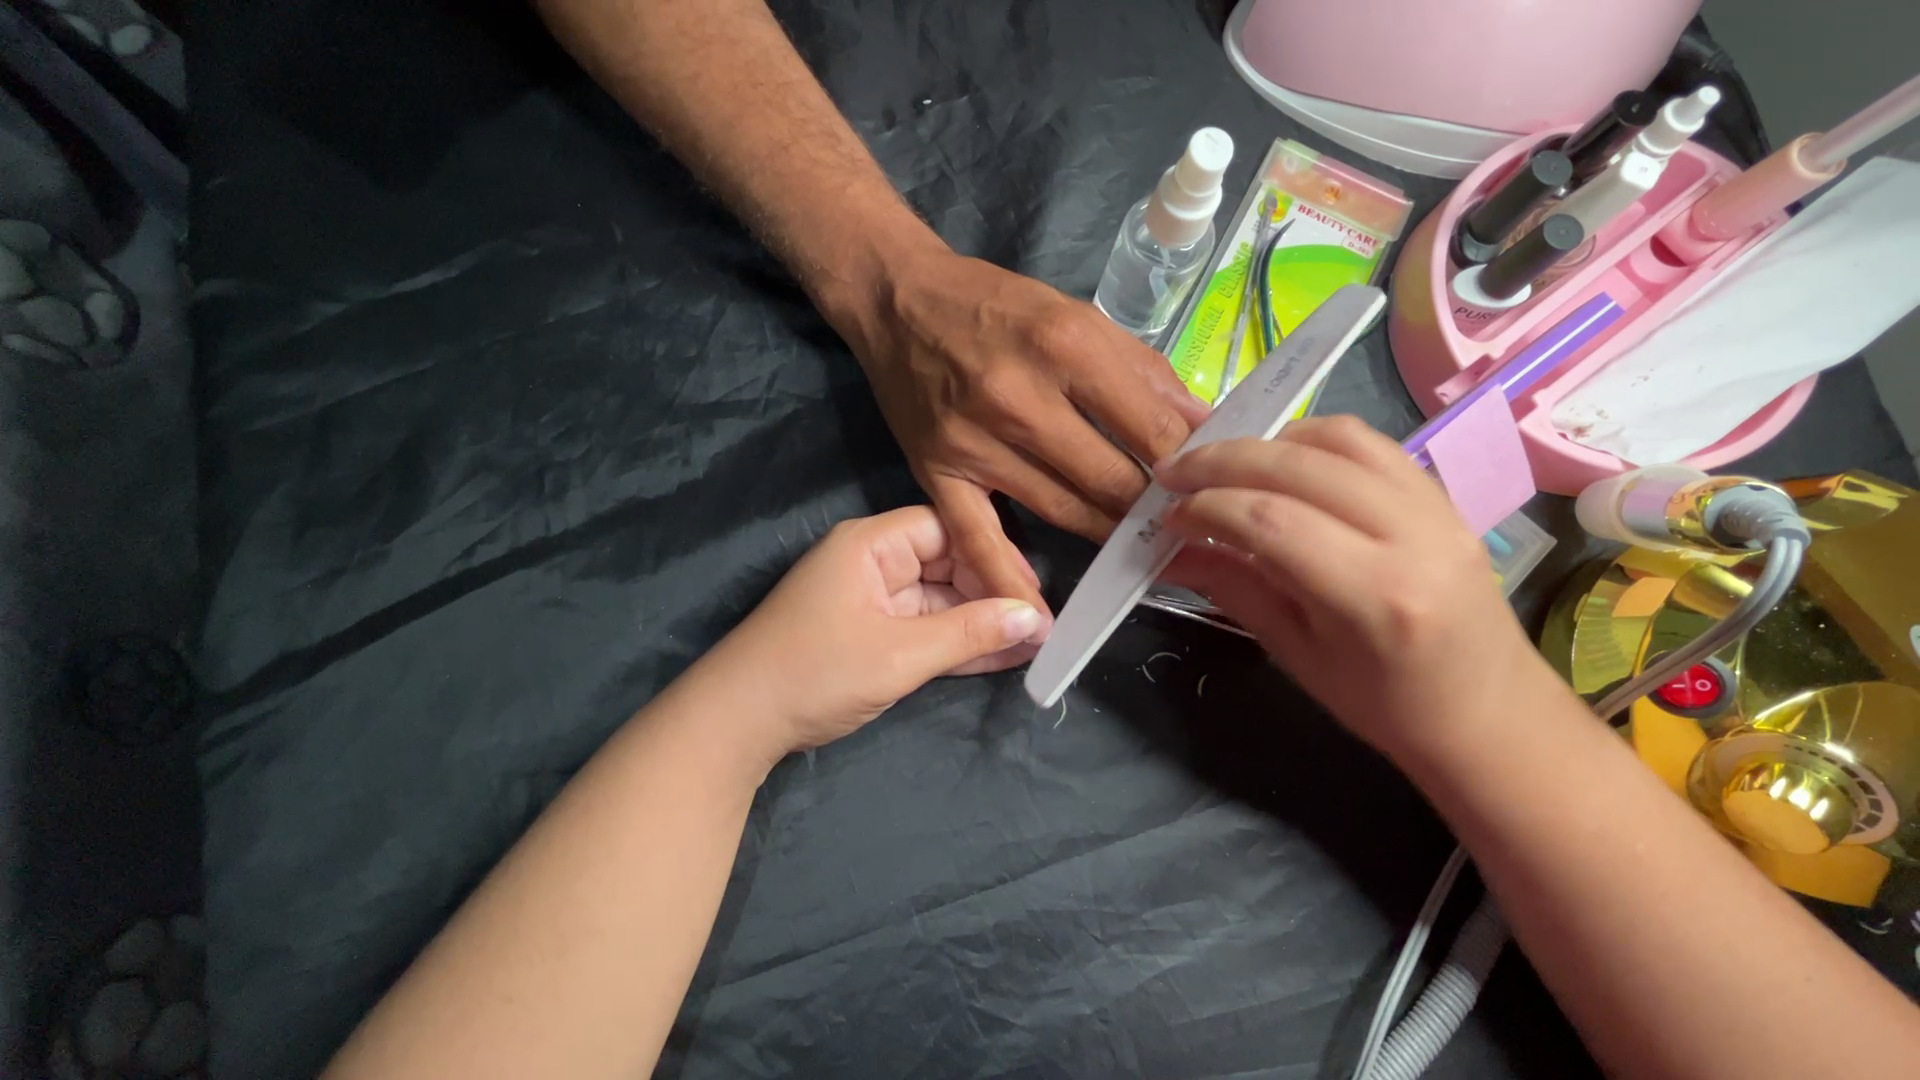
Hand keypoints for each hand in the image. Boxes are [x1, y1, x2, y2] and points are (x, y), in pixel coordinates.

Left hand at [697, 506, 1044, 763]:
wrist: (738, 723)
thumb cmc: (816, 672)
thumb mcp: (899, 654)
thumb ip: (968, 633)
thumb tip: (1035, 617)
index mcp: (871, 544)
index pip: (947, 530)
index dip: (992, 556)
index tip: (1036, 590)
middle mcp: (874, 563)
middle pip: (948, 565)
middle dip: (993, 596)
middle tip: (1044, 625)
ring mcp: (873, 602)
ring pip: (941, 602)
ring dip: (982, 625)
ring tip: (1038, 644)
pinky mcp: (872, 636)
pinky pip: (926, 631)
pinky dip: (958, 645)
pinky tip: (1003, 657)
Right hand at [835, 249, 1209, 616]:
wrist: (899, 301)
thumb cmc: (994, 302)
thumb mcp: (1077, 313)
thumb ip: (1142, 370)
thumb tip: (1200, 425)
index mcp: (1066, 347)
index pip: (1149, 427)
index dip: (1189, 465)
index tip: (1209, 487)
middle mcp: (1021, 398)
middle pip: (1109, 478)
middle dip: (1152, 508)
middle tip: (1180, 525)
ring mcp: (975, 443)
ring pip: (1061, 510)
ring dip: (1106, 533)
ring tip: (1135, 546)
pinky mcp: (939, 473)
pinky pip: (977, 537)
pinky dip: (1008, 577)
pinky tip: (1037, 612)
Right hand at [1158, 417, 1558, 763]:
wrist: (1489, 715)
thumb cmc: (1387, 706)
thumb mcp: (1297, 655)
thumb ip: (1233, 589)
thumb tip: (1168, 553)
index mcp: (1377, 595)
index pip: (1273, 521)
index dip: (1208, 507)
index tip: (1168, 516)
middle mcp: (1415, 536)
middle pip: (1300, 467)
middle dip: (1223, 461)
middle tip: (1173, 474)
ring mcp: (1437, 508)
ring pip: (1337, 440)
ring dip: (1268, 442)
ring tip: (1223, 464)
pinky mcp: (1442, 495)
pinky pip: (1369, 444)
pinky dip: (1311, 442)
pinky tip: (1279, 462)